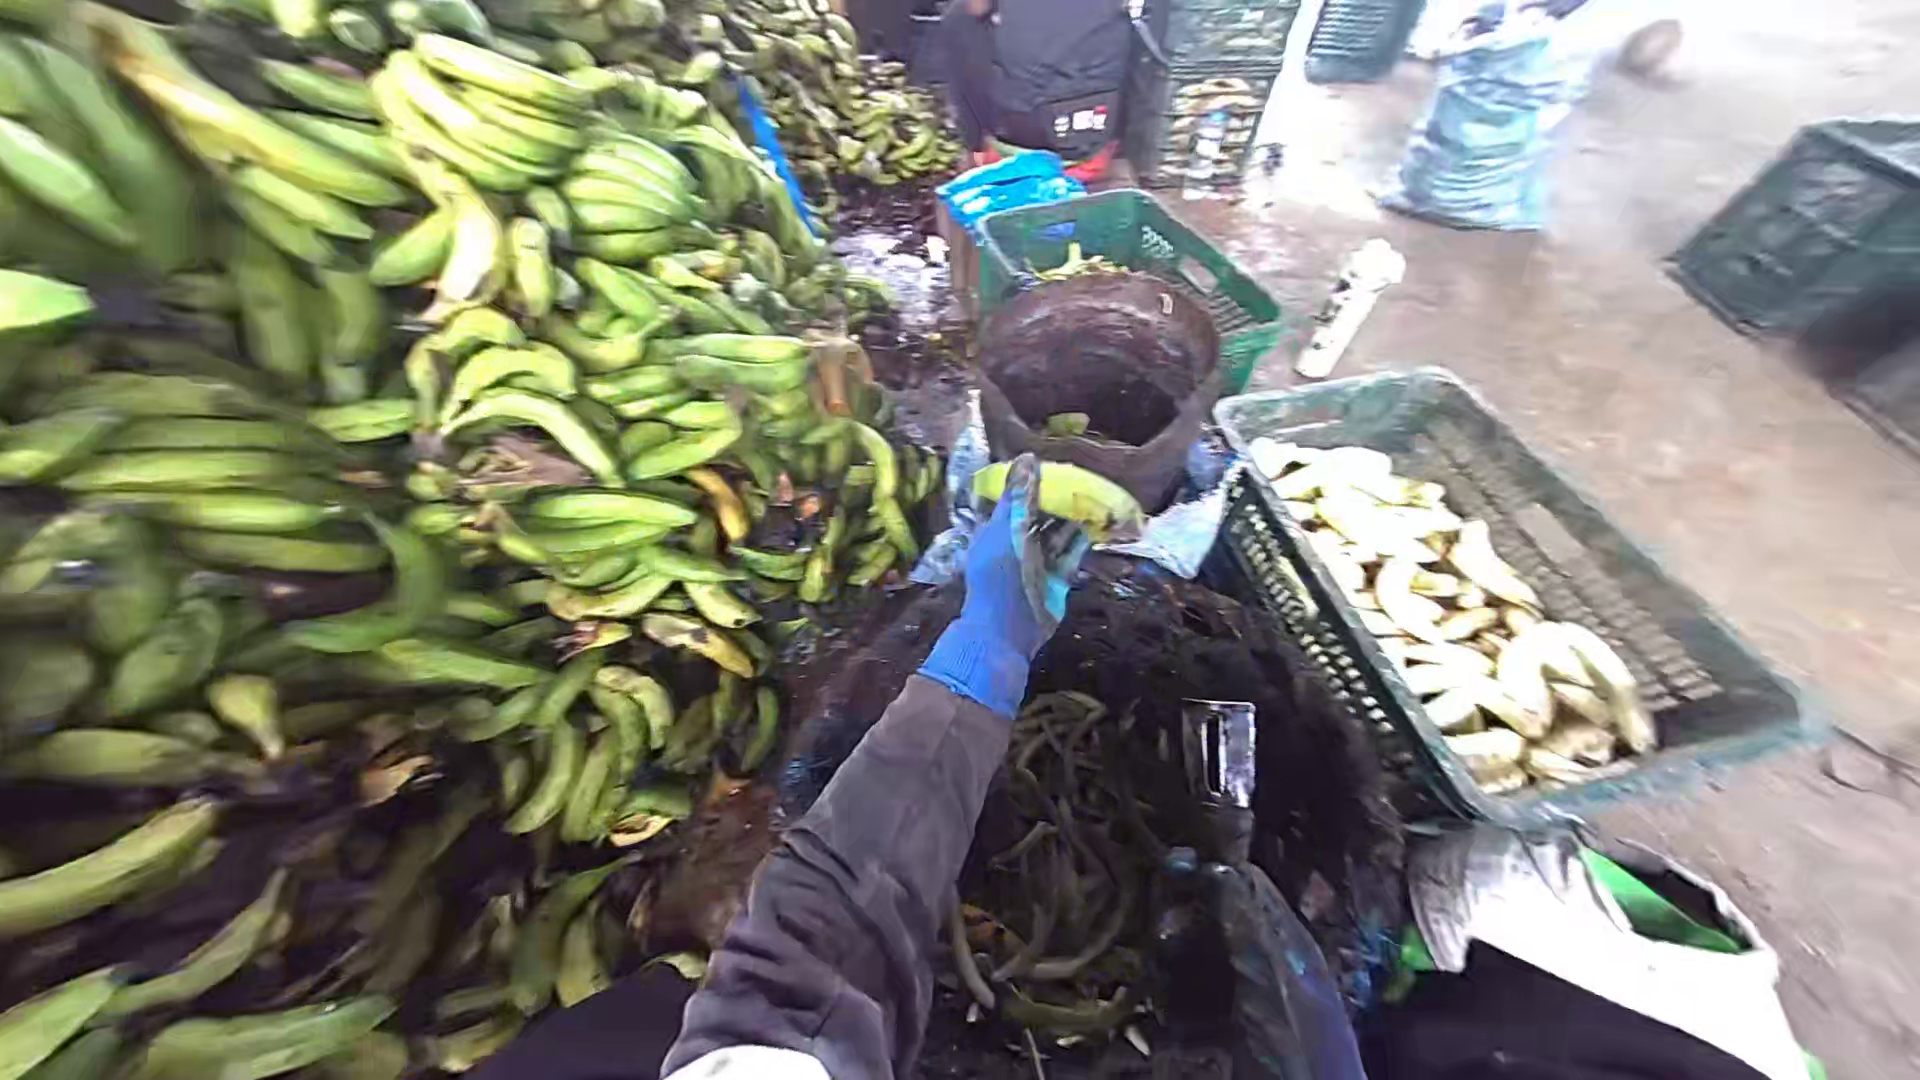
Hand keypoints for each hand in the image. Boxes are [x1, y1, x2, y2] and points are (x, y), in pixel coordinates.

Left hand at [919, 455, 1089, 715]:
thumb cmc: (1001, 575)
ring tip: (1096, 497)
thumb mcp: (1007, 530)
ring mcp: (1039, 560)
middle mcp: (1018, 542)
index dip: (1034, 482)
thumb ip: (1019, 496)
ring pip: (1059, 532)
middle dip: (1061, 499)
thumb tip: (1027, 456)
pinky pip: (1072, 553)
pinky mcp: (1057, 577)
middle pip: (1042, 514)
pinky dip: (1083, 539)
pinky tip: (1097, 523)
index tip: (1056, 465)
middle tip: (1085, 480)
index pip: (1017, 497)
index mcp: (998, 528)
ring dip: (1075, 517)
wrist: (1006, 629)